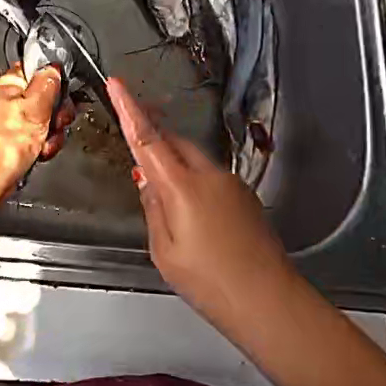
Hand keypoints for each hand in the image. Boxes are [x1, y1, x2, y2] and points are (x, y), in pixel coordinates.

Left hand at [0, 65, 73, 207]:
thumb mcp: (32, 108)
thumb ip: (46, 85)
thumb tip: (54, 67)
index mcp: (9, 85)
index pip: (37, 69)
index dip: (54, 80)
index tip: (62, 93)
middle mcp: (10, 103)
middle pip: (48, 98)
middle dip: (58, 113)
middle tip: (54, 121)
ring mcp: (14, 125)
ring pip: (48, 122)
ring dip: (53, 134)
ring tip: (42, 143)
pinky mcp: (17, 146)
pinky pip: (41, 141)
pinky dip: (45, 148)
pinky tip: (39, 155)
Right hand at [107, 77, 295, 317]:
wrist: (268, 300)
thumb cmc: (211, 282)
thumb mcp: (164, 250)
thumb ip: (153, 209)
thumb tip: (148, 183)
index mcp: (183, 187)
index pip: (148, 138)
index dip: (130, 109)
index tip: (117, 84)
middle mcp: (210, 176)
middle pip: (174, 142)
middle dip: (154, 137)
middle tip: (135, 143)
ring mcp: (231, 184)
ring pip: (193, 160)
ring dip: (174, 165)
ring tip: (163, 199)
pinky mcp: (245, 197)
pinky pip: (210, 177)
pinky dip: (193, 182)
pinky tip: (190, 214)